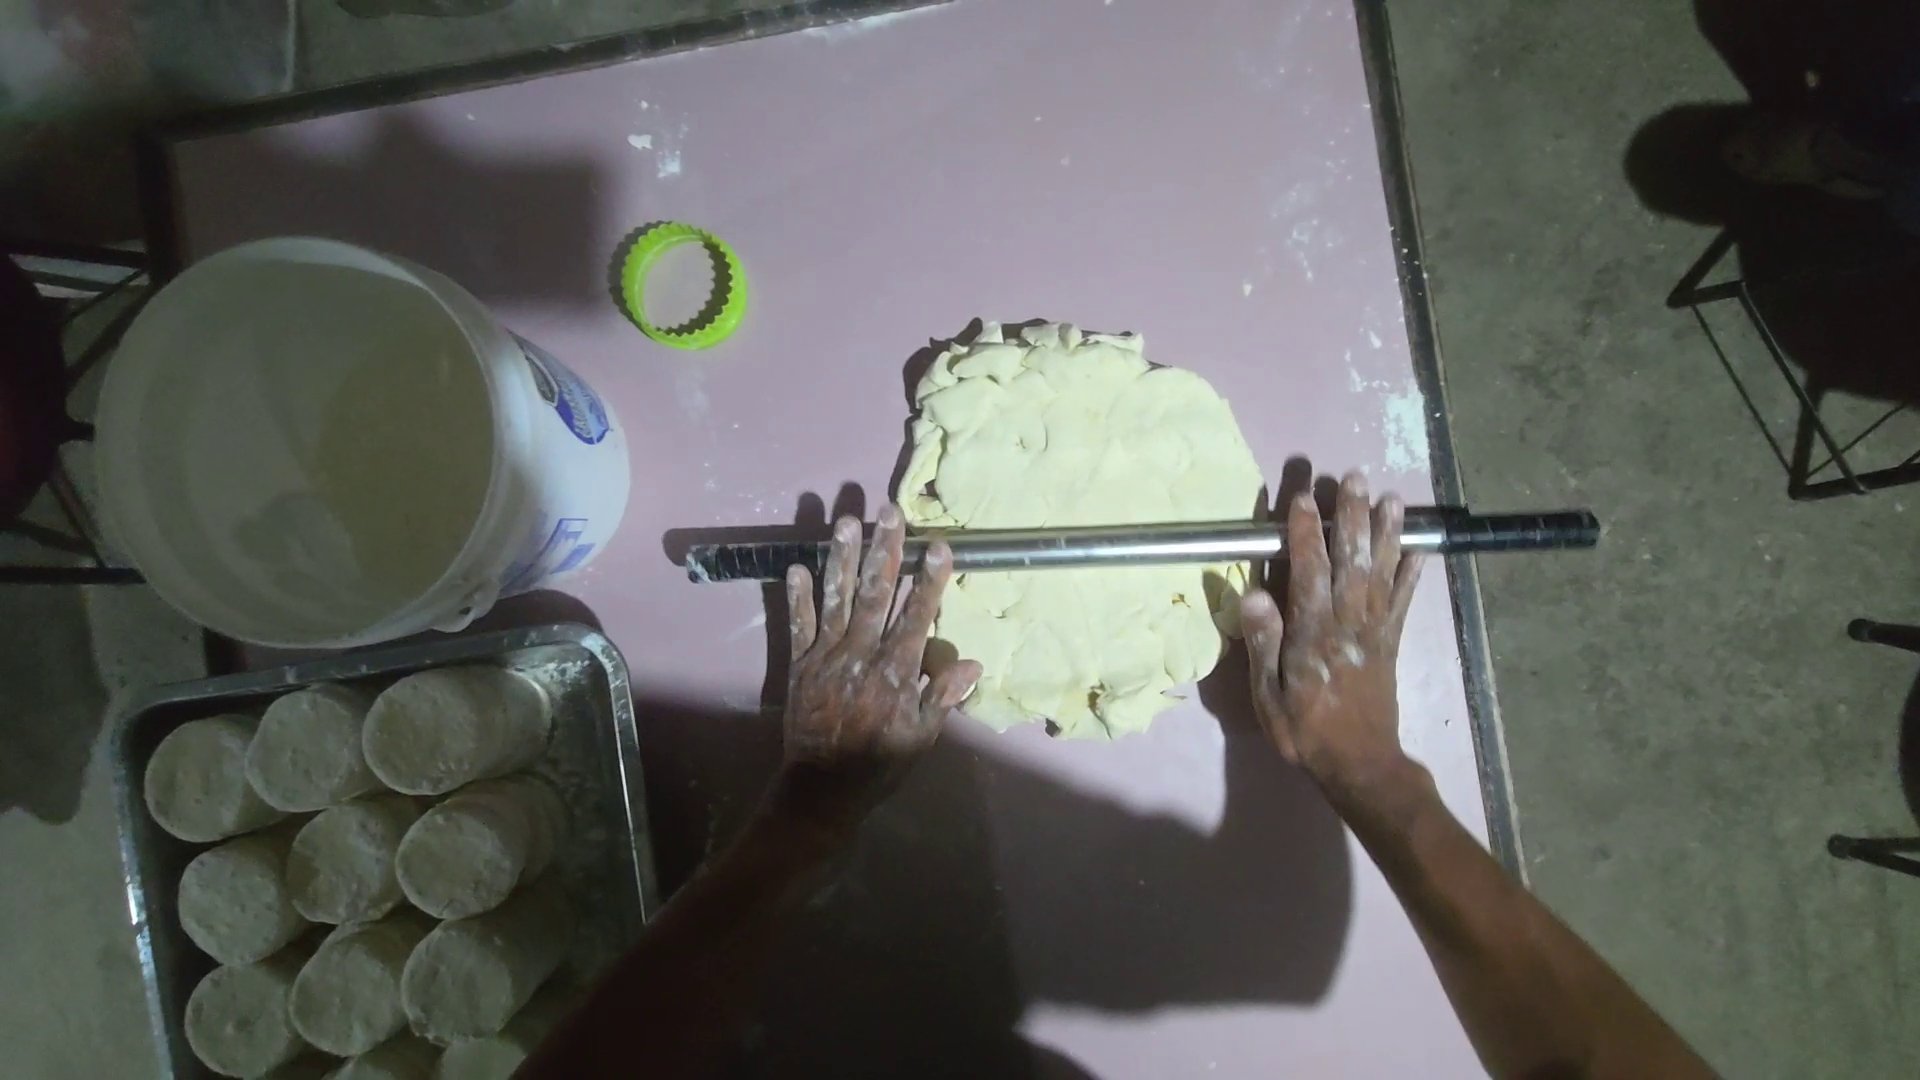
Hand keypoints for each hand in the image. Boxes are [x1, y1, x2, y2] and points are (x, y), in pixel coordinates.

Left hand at [771, 503, 980, 831]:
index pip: (917, 616)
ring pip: (836, 599)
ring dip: (841, 558)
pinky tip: (796, 564)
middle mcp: (860, 654)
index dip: (929, 580)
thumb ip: (942, 696)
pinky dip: (798, 596)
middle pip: (876, 594)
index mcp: (895, 672)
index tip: (938, 546)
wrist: (822, 788)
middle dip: (885, 550)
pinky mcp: (798, 663)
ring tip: (846, 521)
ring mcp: (825, 656)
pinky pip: (798, 624)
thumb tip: (973, 662)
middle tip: (890, 512)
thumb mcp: (921, 737)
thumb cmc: (880, 761)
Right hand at [1239, 472, 1424, 808]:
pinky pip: (1404, 602)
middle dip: (1351, 518)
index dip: (1305, 534)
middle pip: (1351, 562)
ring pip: (1381, 573)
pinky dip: (1412, 574)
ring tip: (1392, 499)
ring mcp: (1374, 632)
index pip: (1309, 573)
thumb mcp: (1268, 695)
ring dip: (1387, 534)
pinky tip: (1419, 550)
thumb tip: (1253, 594)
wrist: (1359, 765)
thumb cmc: (1303, 730)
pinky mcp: (1391, 643)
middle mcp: (1347, 624)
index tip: (1302, 498)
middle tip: (1353, 478)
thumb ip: (1263, 644)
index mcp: (1312, 635)